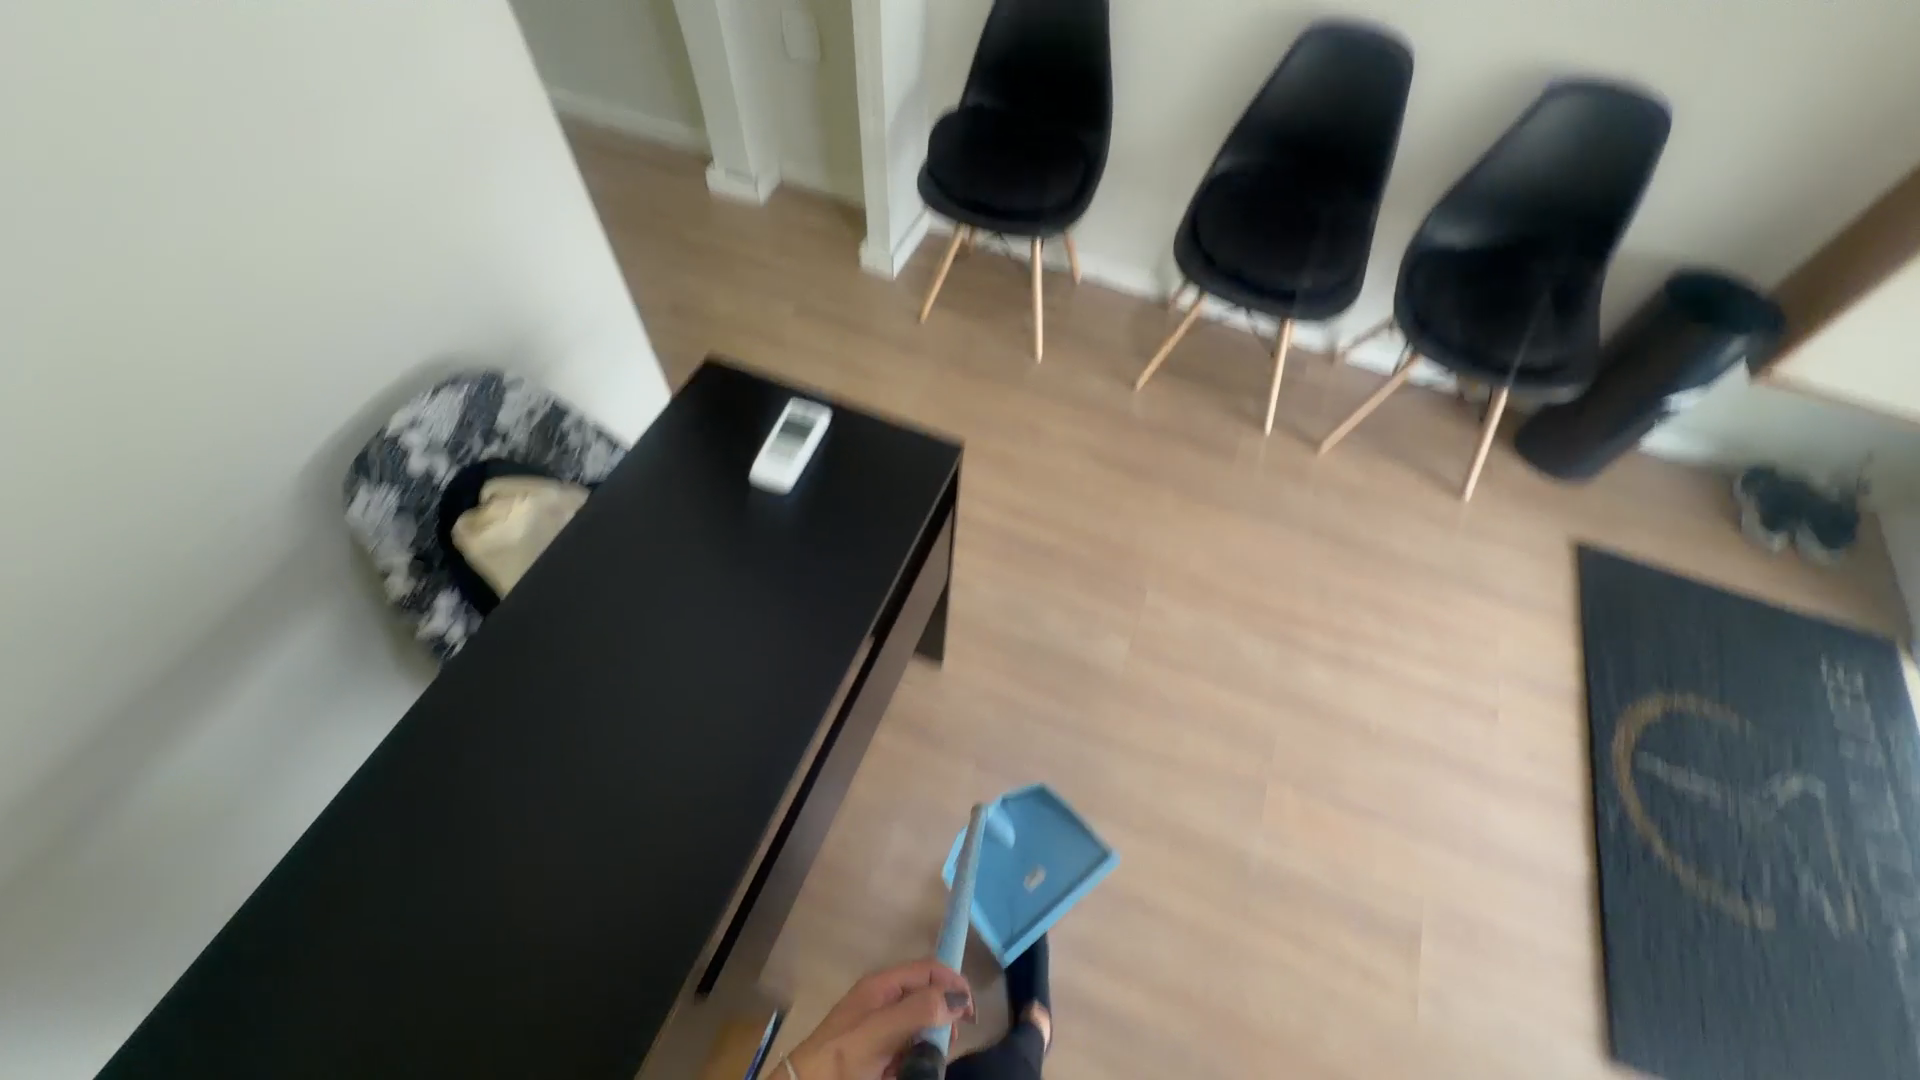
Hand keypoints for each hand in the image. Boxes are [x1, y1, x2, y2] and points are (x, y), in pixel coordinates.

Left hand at [782, 959, 973, 1079]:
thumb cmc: (843, 1056)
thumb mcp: (881, 1031)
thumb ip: (918, 1010)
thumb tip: (958, 997)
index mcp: (883, 985)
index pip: (929, 970)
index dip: (953, 984)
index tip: (970, 1014)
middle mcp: (884, 1000)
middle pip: (928, 996)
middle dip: (944, 1017)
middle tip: (950, 1043)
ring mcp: (881, 1026)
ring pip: (921, 1025)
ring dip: (930, 1042)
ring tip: (926, 1062)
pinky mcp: (878, 1051)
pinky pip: (908, 1047)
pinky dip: (914, 1059)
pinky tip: (906, 1072)